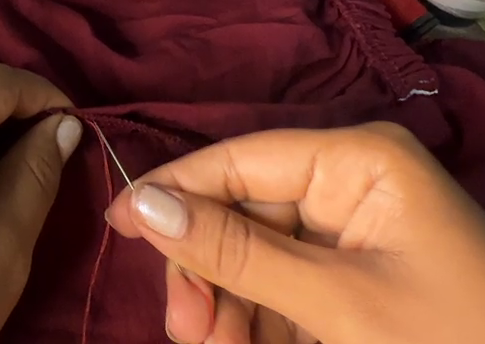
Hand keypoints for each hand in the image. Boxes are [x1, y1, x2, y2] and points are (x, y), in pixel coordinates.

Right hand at [104, 122, 484, 343]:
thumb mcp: (339, 308)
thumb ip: (233, 251)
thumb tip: (139, 202)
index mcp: (355, 159)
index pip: (238, 159)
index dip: (173, 189)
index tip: (116, 226)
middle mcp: (353, 179)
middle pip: (246, 209)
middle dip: (208, 268)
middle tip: (185, 333)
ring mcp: (362, 229)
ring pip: (261, 252)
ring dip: (229, 302)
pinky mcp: (369, 276)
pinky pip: (292, 284)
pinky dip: (263, 320)